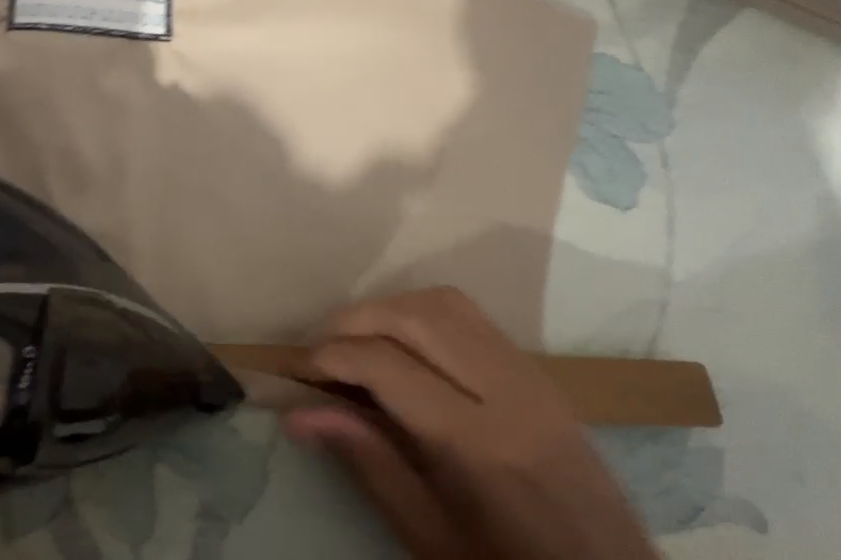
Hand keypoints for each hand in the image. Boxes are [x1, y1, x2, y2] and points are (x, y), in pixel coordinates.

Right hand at [283, 288, 657, 559]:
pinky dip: (425, 314)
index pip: (387, 366)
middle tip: (319, 349)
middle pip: (416, 317)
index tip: (298, 371)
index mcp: (479, 445)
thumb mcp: (431, 537)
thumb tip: (299, 413)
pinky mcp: (541, 374)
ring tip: (357, 341)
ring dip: (390, 309)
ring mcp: (532, 376)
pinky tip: (405, 345)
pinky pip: (474, 318)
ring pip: (445, 304)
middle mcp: (509, 394)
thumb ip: (368, 464)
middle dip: (354, 320)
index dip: (331, 358)